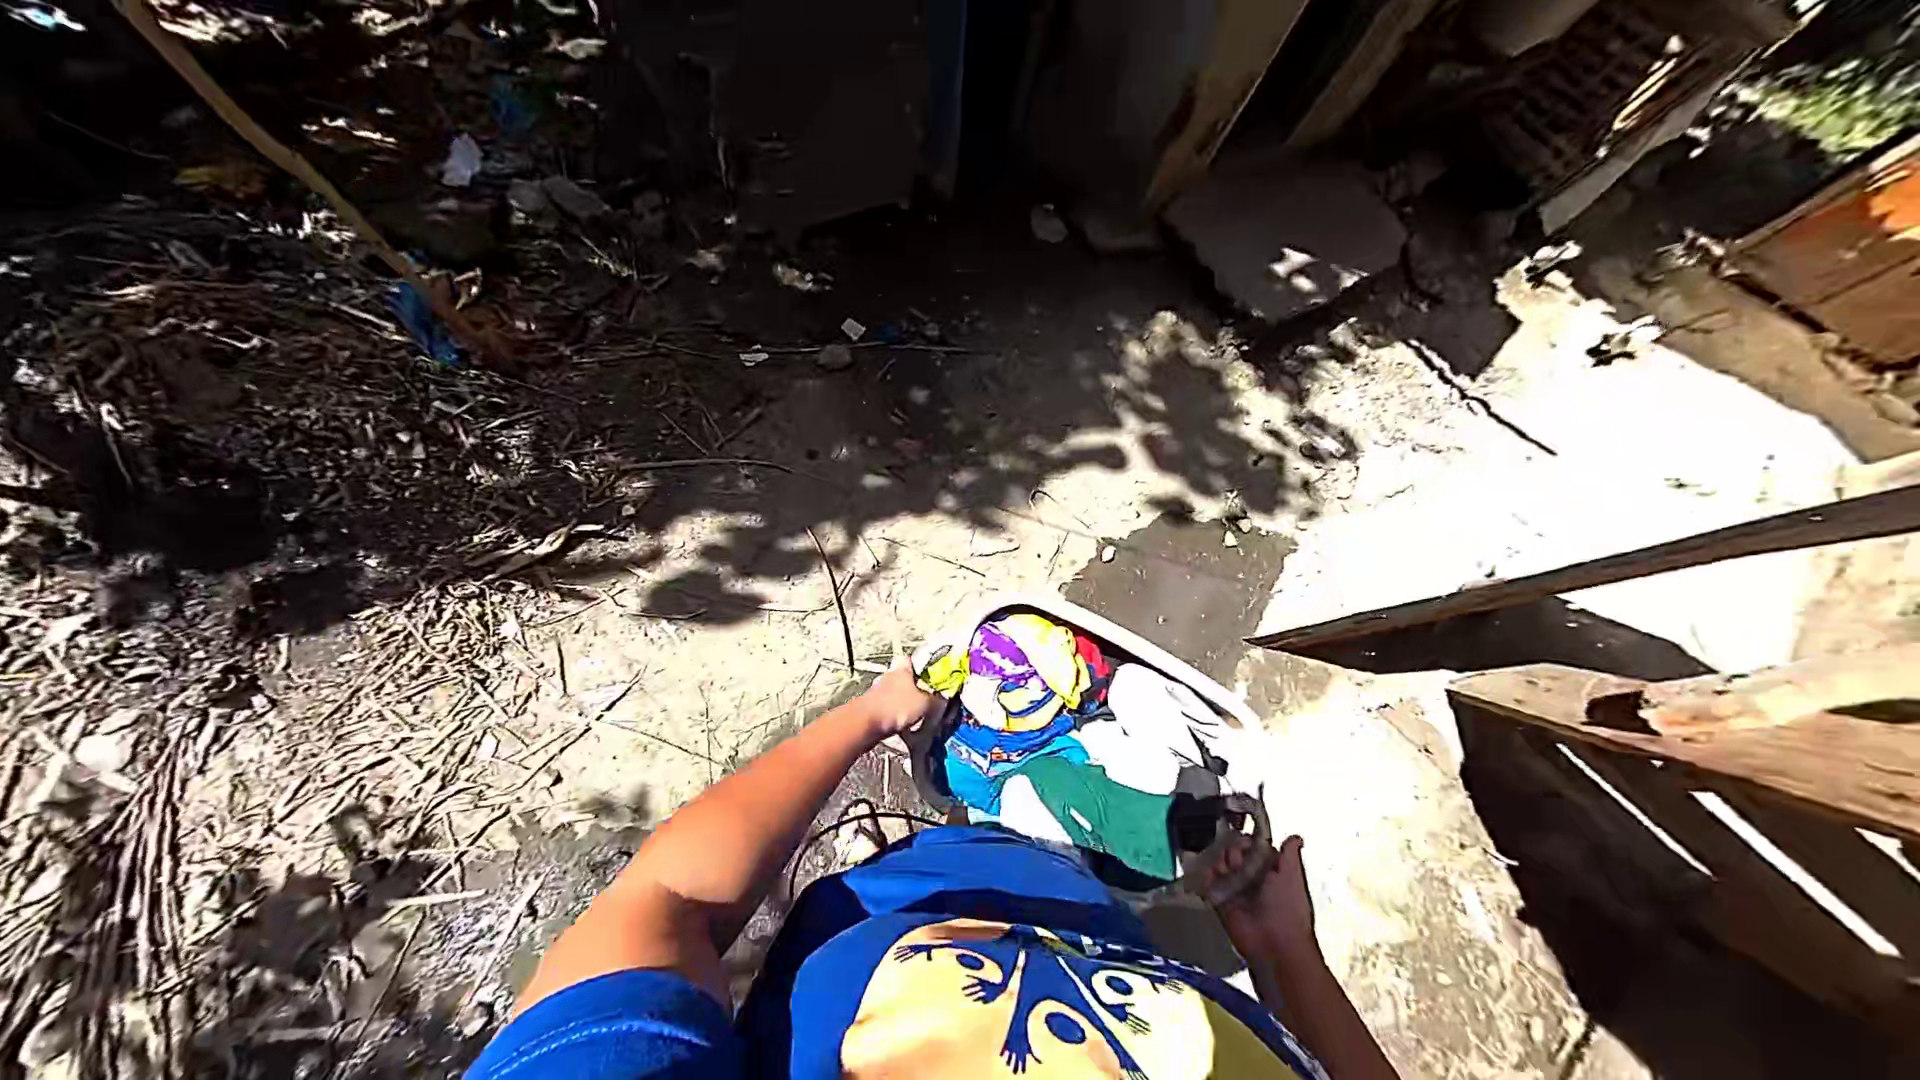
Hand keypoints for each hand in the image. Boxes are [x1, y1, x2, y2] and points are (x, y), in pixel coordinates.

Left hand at [857, 665, 945, 737]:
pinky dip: (893, 714)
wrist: (864, 724)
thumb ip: (935, 702)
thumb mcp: (924, 704)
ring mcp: (877, 692)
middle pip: (902, 678)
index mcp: (902, 671)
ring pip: (894, 694)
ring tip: (914, 716)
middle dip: (912, 688)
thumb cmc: (896, 707)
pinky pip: (886, 708)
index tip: (928, 674)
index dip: (919, 666)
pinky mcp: (870, 707)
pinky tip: (900, 725)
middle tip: (925, 699)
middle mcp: (888, 677)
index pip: (910, 661)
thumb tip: (943, 701)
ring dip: (902, 702)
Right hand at [1206, 834, 1319, 963]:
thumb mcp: (1292, 877)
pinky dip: (1206, 875)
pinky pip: (1207, 881)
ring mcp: (1233, 888)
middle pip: (1233, 852)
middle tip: (1236, 862)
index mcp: (1268, 870)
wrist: (1275, 944)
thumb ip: (1289, 856)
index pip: (1251, 846)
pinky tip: (1213, 876)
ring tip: (1225, 872)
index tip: (1245, 844)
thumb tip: (1296, 836)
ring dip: (1220, 862)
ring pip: (1219, 863)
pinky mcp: (1219, 899)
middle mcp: (1250, 877)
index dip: (1246, 841)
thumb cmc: (1287, 907)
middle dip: (1232, 851)